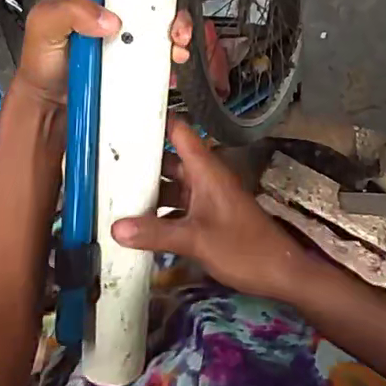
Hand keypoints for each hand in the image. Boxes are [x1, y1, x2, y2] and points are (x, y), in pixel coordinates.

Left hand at [12, 0, 197, 105]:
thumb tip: (108, 18)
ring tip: (176, 41)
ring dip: (179, 29)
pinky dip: (175, 57)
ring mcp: (129, 38)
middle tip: (179, 6)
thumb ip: (70, 11)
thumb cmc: (42, 62)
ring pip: (164, 24)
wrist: (52, 106)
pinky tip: (173, 61)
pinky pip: (164, 55)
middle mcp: (116, 11)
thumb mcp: (44, 26)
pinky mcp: (139, 62)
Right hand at [110, 117, 311, 301]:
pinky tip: (137, 222)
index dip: (156, 118)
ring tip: (113, 190)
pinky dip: (159, 210)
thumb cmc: (244, 248)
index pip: (179, 131)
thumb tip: (114, 228)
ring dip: (149, 188)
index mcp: (207, 170)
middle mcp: (206, 178)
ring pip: (173, 185)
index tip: (124, 113)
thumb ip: (156, 233)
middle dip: (142, 159)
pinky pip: (178, 206)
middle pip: (169, 159)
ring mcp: (208, 198)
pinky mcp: (209, 217)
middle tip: (104, 158)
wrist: (281, 273)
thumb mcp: (196, 240)